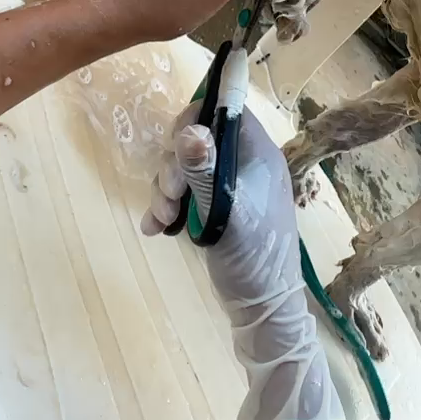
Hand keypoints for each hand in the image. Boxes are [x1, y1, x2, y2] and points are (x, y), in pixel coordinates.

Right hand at [140, 104, 301, 313]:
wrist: (264, 309)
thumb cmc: (254, 256)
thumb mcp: (226, 210)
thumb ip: (204, 169)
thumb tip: (188, 128)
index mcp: (256, 154)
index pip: (224, 111)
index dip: (195, 119)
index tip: (177, 145)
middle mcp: (243, 163)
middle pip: (196, 139)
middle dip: (174, 165)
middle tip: (170, 194)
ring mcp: (228, 185)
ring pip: (184, 167)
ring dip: (166, 190)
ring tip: (164, 219)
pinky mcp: (215, 207)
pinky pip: (183, 193)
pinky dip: (168, 207)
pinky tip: (156, 228)